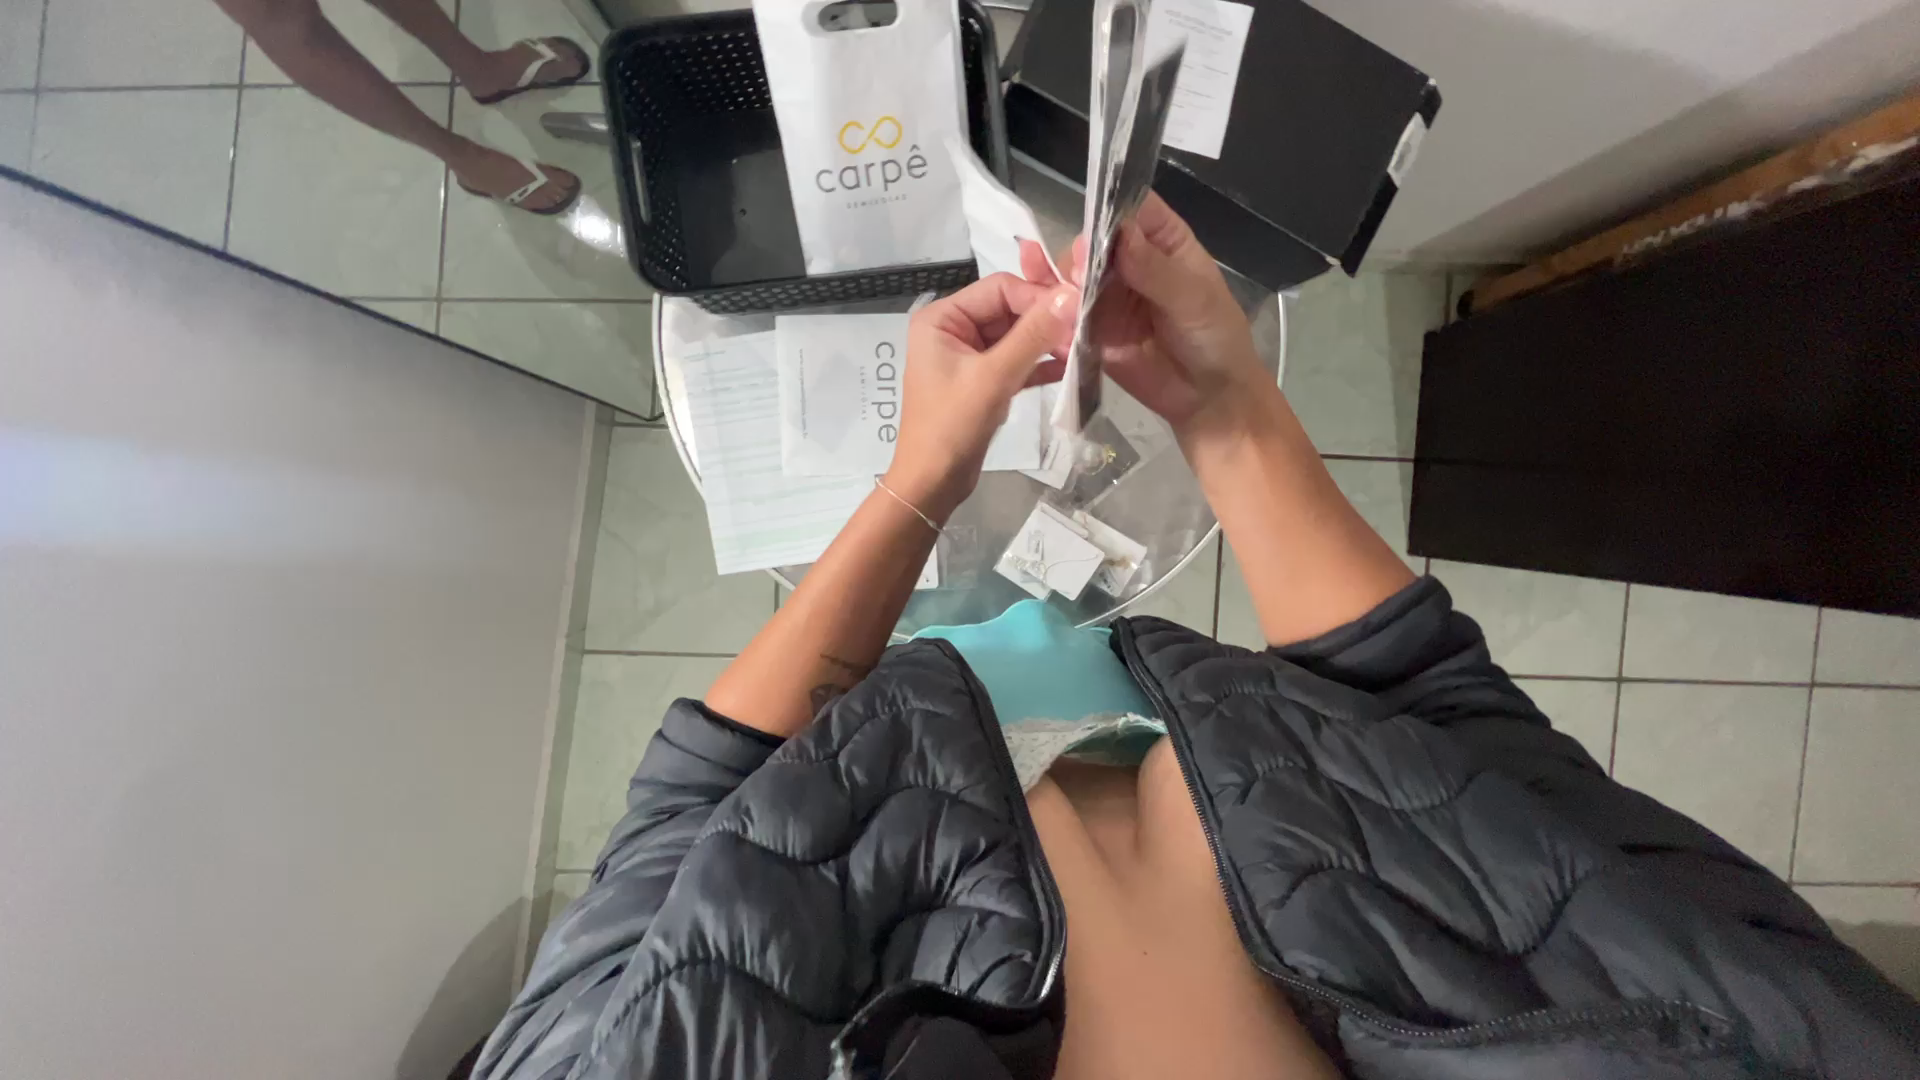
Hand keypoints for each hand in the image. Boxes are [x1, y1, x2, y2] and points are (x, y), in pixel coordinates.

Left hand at [885, 273, 1076, 521]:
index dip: (1039, 297)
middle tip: (1084, 333)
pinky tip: (1068, 370)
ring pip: (1016, 338)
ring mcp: (967, 357)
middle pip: (1009, 311)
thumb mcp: (993, 377)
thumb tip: (1070, 294)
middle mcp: (952, 330)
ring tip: (1080, 353)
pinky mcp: (981, 382)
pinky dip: (1038, 366)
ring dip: (1046, 345)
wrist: (932, 483)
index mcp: (942, 318)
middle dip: (1045, 322)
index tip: (1077, 311)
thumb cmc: (952, 426)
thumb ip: (1032, 335)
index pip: (1000, 289)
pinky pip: (1015, 363)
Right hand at [1020, 193, 1271, 442]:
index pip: (1132, 210)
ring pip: (1073, 279)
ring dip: (1058, 283)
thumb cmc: (1215, 337)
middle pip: (1094, 244)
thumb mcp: (1194, 298)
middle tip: (1077, 271)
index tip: (1095, 221)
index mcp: (1162, 241)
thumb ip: (1155, 269)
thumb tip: (1121, 234)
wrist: (1208, 397)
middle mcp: (1129, 264)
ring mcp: (1107, 298)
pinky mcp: (1091, 332)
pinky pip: (1066, 318)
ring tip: (1051, 293)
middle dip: (1080, 253)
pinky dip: (1052, 315)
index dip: (1111, 208)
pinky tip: (1042, 314)